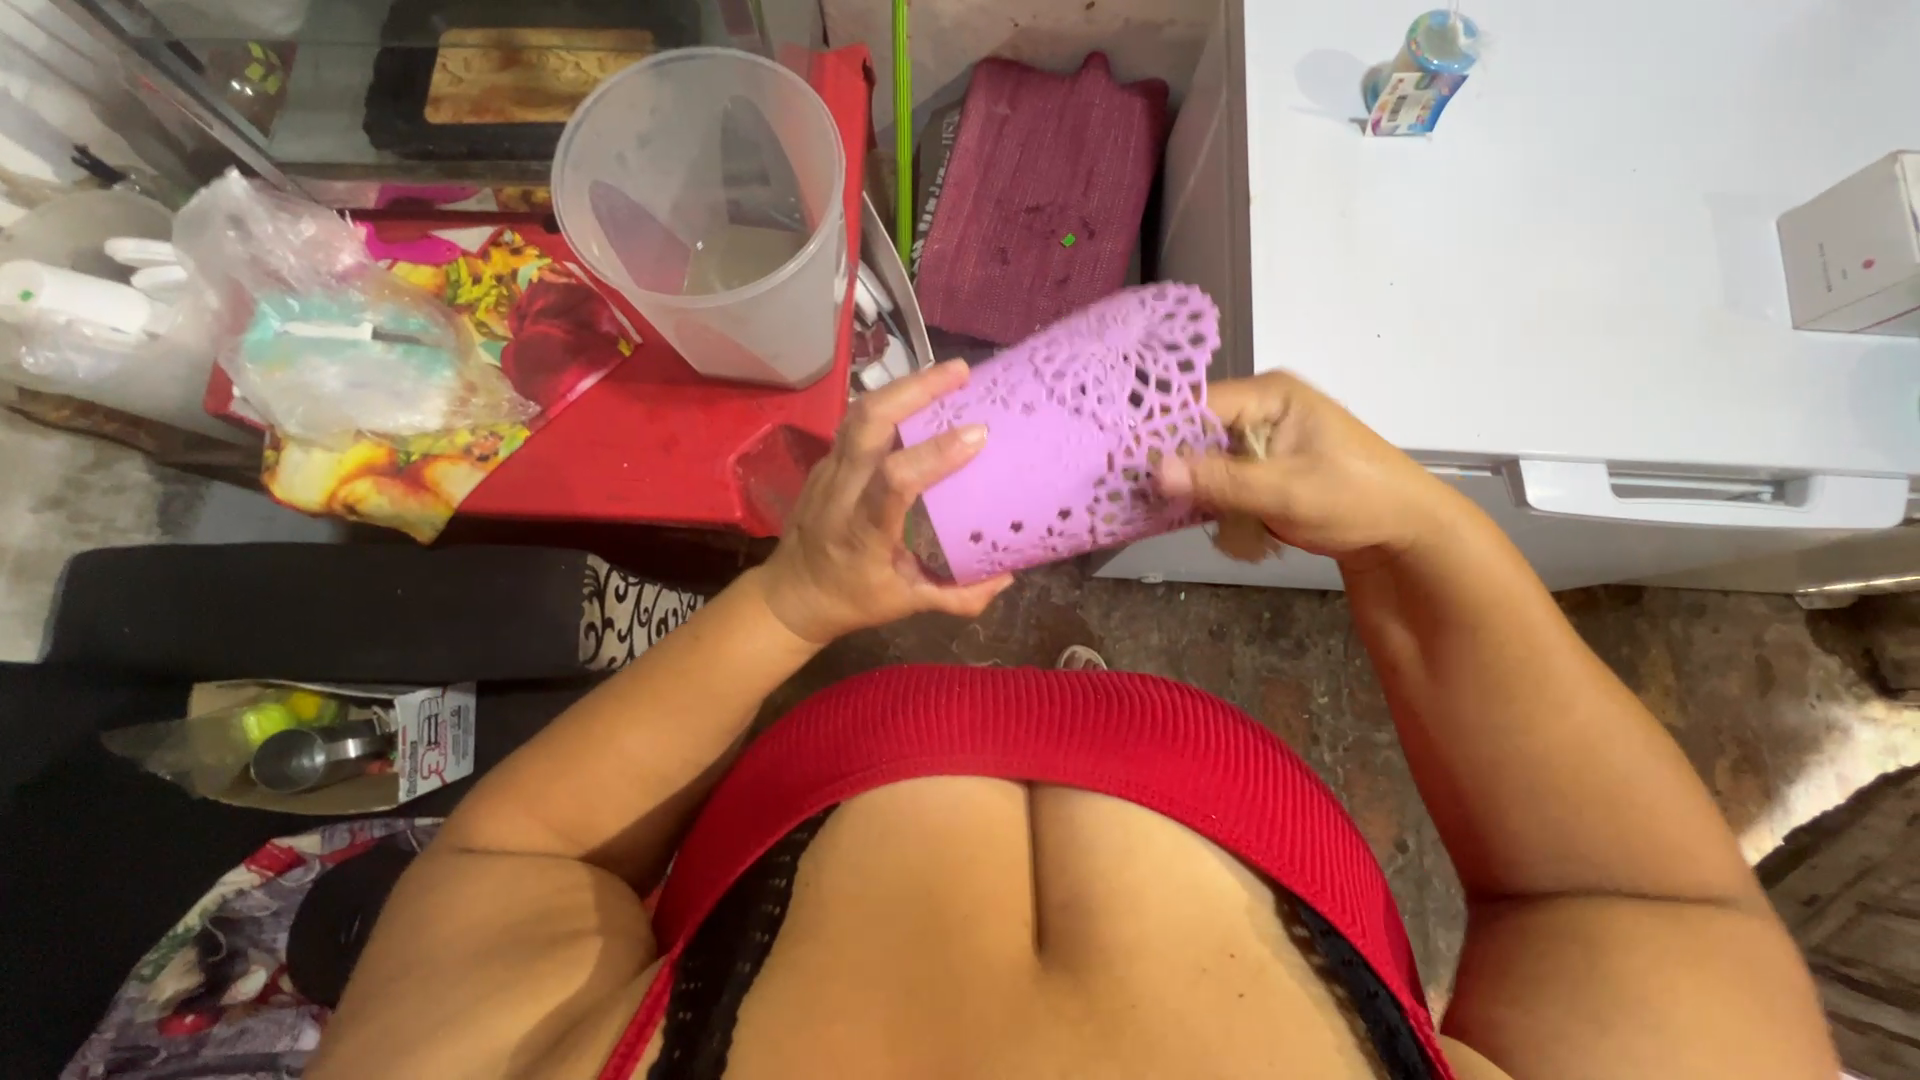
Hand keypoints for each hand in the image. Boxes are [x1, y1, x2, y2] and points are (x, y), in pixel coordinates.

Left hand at [759, 360, 1015, 643]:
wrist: (790, 594)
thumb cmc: (852, 600)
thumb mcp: (907, 605)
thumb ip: (958, 595)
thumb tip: (1008, 576)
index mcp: (863, 531)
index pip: (894, 481)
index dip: (935, 453)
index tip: (978, 434)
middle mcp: (841, 491)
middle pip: (868, 424)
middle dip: (915, 390)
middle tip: (962, 373)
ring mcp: (828, 470)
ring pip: (859, 413)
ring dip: (903, 386)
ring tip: (947, 373)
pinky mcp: (825, 461)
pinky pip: (856, 421)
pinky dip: (890, 401)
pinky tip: (919, 396)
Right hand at [1157, 371, 1455, 566]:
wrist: (1407, 530)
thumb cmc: (1355, 500)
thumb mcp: (1285, 492)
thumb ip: (1220, 481)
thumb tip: (1154, 471)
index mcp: (1270, 394)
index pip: (1196, 405)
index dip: (1160, 435)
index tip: (1126, 467)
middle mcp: (1261, 407)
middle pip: (1196, 433)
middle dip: (1179, 471)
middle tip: (1151, 504)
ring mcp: (1263, 436)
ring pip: (1206, 460)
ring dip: (1200, 492)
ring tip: (1190, 520)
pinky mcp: (1265, 464)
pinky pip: (1223, 478)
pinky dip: (1218, 502)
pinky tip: (1223, 525)